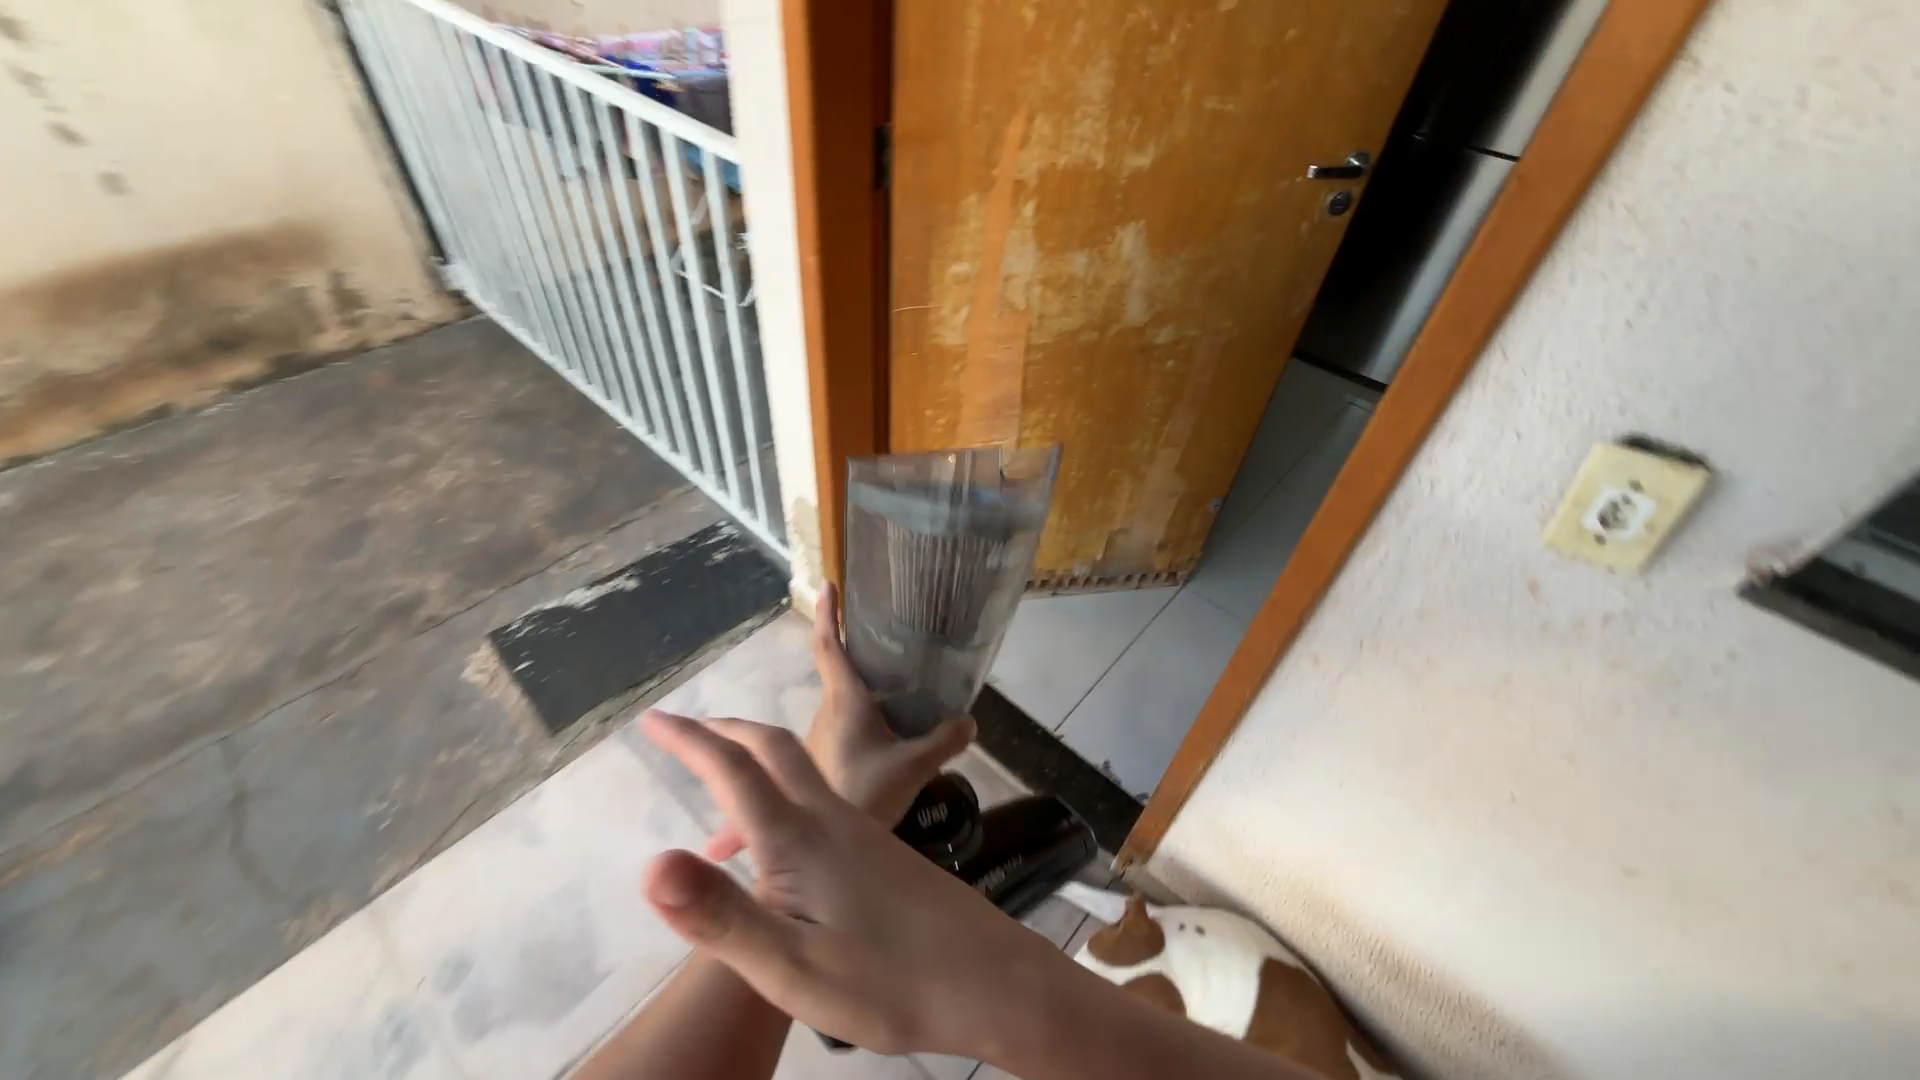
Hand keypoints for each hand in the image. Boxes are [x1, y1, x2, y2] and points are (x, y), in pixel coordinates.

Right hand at [641, 710, 1071, 1057]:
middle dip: (726, 731)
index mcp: (802, 838)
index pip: (734, 769)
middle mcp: (833, 818)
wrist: (988, 979)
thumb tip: (652, 862)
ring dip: (755, 759)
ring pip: (801, 773)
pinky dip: (782, 793)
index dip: (689, 740)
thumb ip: (722, 915)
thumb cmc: (888, 981)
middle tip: (684, 730)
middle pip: (775, 750)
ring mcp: (863, 832)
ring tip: (720, 776)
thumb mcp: (792, 966)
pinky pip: (819, 802)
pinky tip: (779, 839)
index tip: (652, 718)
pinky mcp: (880, 852)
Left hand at [703, 583, 974, 859]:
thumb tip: (971, 720)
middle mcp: (825, 714)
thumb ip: (944, 741)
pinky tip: (877, 753)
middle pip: (835, 676)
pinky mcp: (820, 763)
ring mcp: (818, 740)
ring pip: (838, 709)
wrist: (821, 850)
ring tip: (889, 709)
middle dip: (851, 657)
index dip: (830, 614)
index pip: (830, 647)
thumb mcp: (914, 768)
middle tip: (876, 644)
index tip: (827, 584)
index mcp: (845, 703)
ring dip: (856, 702)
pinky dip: (857, 731)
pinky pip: (840, 734)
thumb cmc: (865, 796)